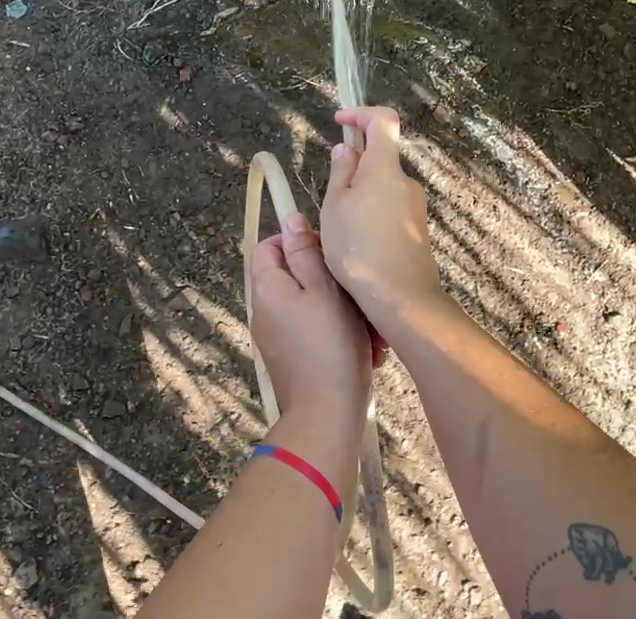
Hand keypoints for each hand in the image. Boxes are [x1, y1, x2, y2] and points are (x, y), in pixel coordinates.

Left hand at [249, 213, 374, 420]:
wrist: (327, 414)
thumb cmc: (329, 345)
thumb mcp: (324, 290)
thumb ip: (305, 254)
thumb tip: (290, 220)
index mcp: (268, 288)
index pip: (268, 247)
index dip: (297, 242)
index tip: (328, 253)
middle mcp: (266, 310)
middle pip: (295, 276)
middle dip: (330, 281)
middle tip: (358, 294)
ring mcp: (278, 337)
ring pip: (312, 306)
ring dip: (343, 311)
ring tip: (370, 328)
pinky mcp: (294, 358)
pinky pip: (316, 332)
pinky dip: (340, 334)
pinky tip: (367, 349)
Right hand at [320, 107, 441, 316]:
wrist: (400, 296)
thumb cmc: (358, 247)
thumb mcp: (335, 206)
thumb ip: (341, 172)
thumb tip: (346, 148)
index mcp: (385, 167)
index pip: (383, 120)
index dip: (360, 114)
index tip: (339, 122)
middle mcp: (405, 181)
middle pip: (379, 159)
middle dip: (353, 169)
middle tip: (330, 200)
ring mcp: (415, 206)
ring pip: (382, 188)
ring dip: (360, 197)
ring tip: (340, 231)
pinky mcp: (416, 229)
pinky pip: (389, 210)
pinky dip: (371, 216)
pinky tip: (357, 245)